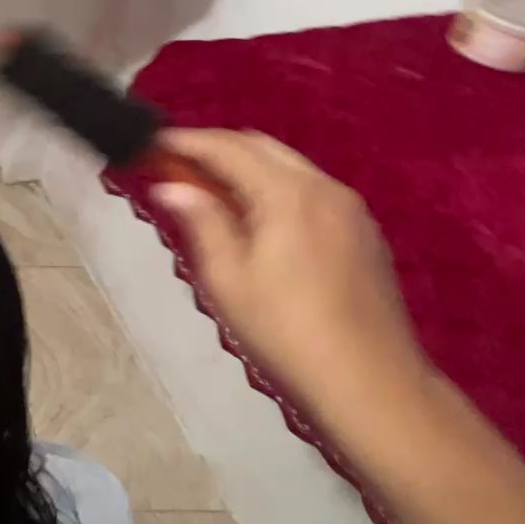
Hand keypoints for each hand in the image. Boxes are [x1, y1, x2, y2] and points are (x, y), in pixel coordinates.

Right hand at [151, 129, 430, 412]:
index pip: (227, 148)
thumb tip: (171, 187)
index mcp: (287, 194)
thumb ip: (201, 221)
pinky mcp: (363, 232)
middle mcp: (323, 188)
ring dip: (247, 166)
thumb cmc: (285, 329)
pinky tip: (257, 217)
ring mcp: (350, 209)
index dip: (186, 141)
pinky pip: (310, 188)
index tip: (153, 144)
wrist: (371, 382)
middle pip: (261, 146)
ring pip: (288, 165)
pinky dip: (275, 186)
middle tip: (178, 166)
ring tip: (211, 191)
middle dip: (217, 148)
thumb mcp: (227, 277)